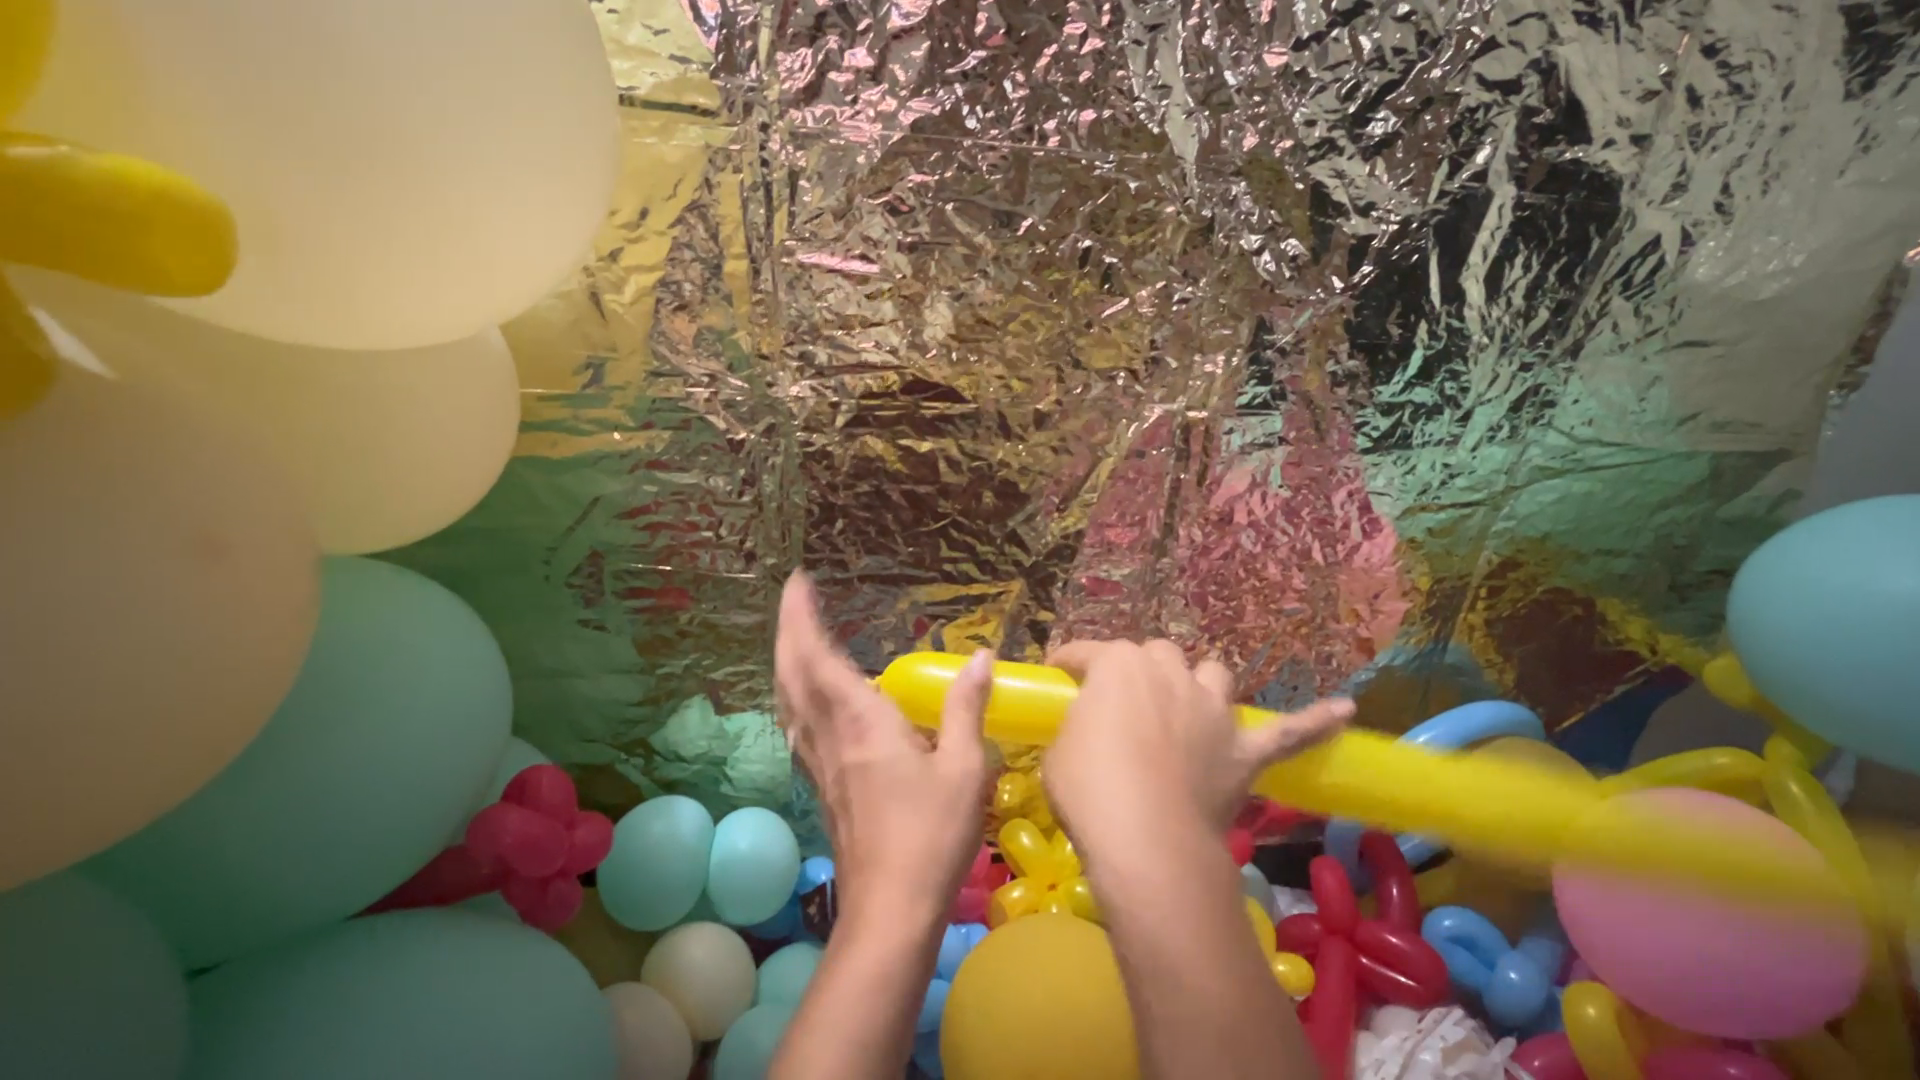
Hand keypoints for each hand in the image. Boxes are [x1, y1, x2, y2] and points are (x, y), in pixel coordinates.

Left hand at [774, 572, 992, 925]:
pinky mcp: (823, 787)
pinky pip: (798, 727)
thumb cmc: (932, 836)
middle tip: (793, 598)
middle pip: (791, 674)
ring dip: (786, 661)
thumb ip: (968, 708)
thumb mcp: (964, 768)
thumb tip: (980, 656)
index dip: (802, 617)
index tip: (798, 581)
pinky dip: (796, 697)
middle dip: (787, 630)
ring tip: (797, 638)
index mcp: (861, 722)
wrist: (890, 909)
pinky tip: (810, 704)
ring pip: (789, 701)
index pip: (818, 656)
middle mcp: (829, 736)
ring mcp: (820, 764)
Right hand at [1043, 639, 1352, 847]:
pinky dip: (1315, 722)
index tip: (1059, 675)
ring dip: (1197, 684)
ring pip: (1212, 674)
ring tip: (1186, 706)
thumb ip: (1077, 727)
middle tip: (1121, 703)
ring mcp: (1212, 709)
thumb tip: (1088, 730)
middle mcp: (1170, 674)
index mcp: (1118, 667)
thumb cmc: (1088, 790)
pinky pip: (1288, 731)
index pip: (1086, 651)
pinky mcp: (1243, 750)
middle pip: (1156, 654)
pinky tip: (1344, 710)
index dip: (1069, 663)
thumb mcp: (1058, 751)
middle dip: (1139, 670)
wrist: (1146, 840)